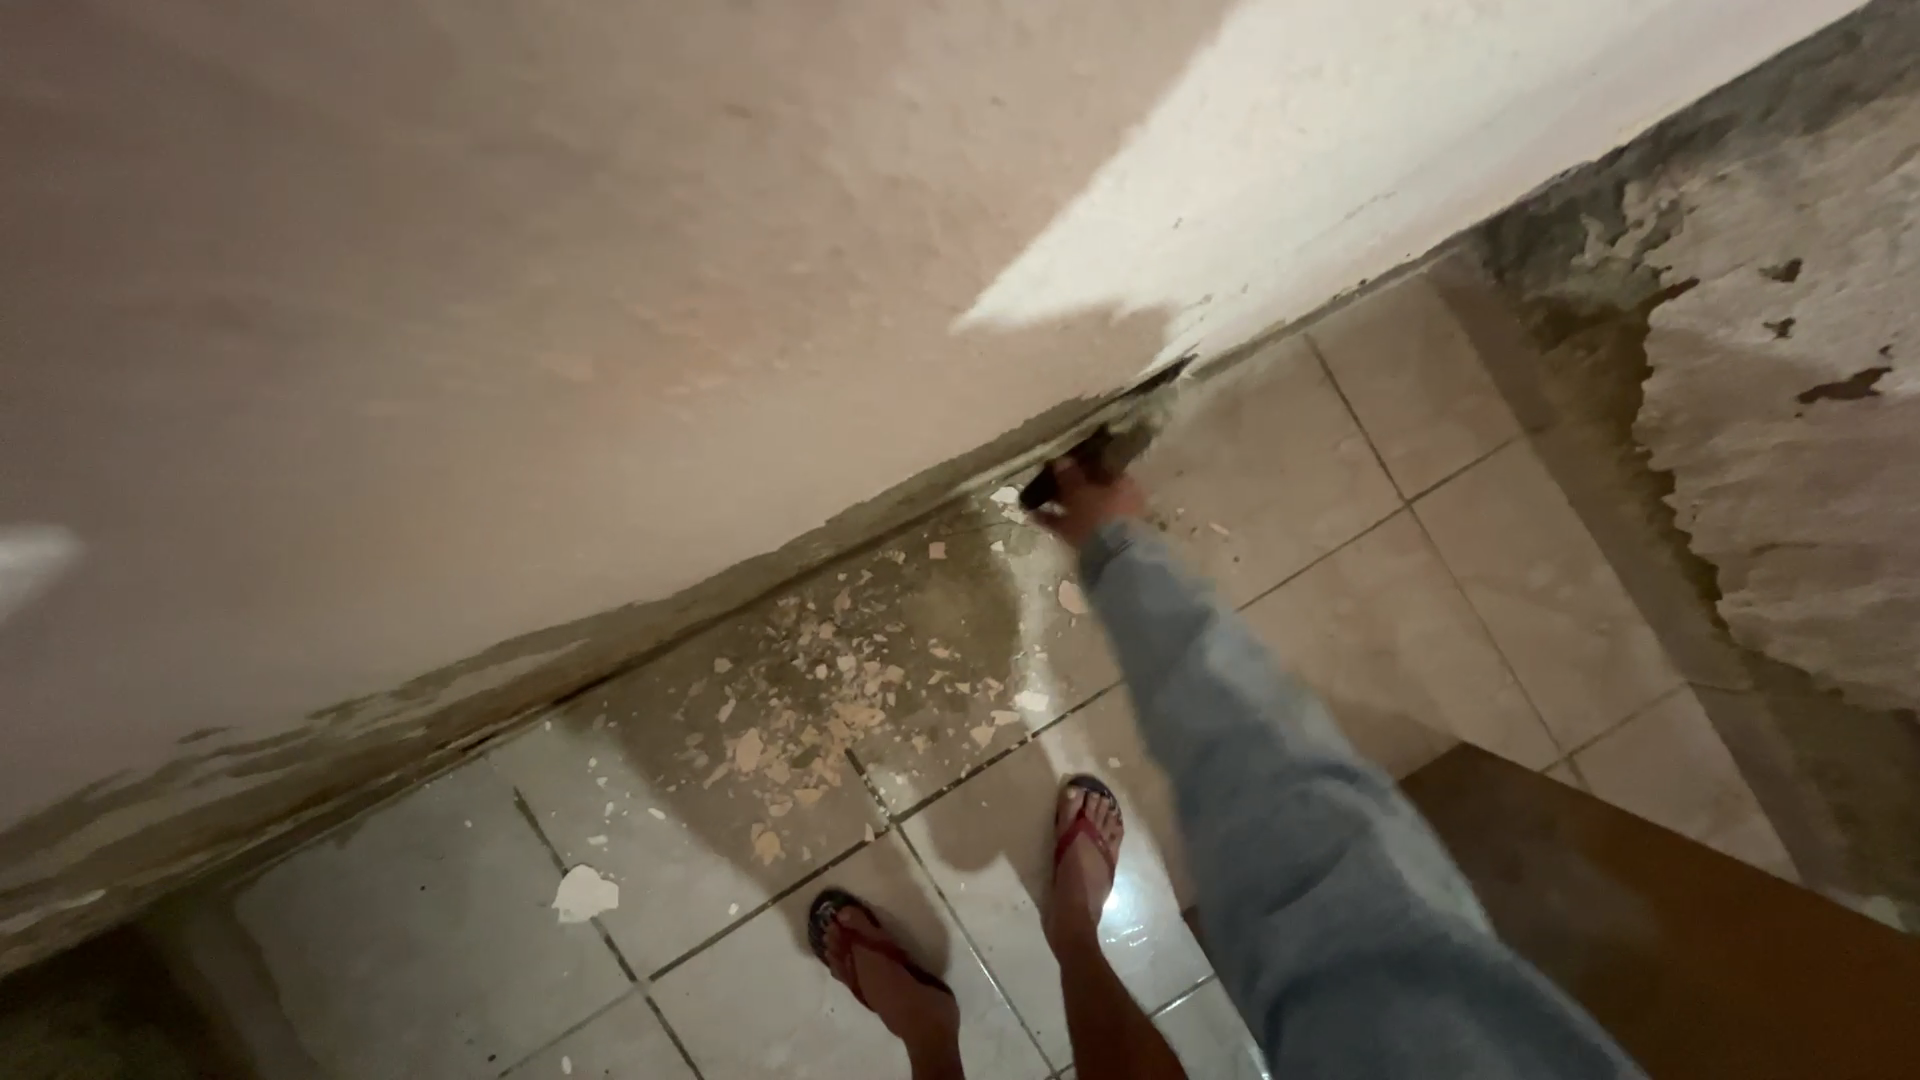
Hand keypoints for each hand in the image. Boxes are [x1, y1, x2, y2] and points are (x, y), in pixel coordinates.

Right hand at [1030, 457, 1147, 549]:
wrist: (1112, 557)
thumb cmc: (1100, 514)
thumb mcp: (1081, 491)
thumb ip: (1069, 476)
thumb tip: (1060, 460)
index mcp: (1123, 484)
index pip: (1102, 467)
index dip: (1081, 463)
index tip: (1061, 460)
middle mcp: (1118, 501)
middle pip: (1089, 489)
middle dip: (1067, 485)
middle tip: (1044, 478)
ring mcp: (1105, 523)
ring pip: (1079, 508)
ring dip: (1058, 503)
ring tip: (1033, 497)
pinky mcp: (1091, 541)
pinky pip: (1071, 525)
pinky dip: (1054, 520)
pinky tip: (1033, 515)